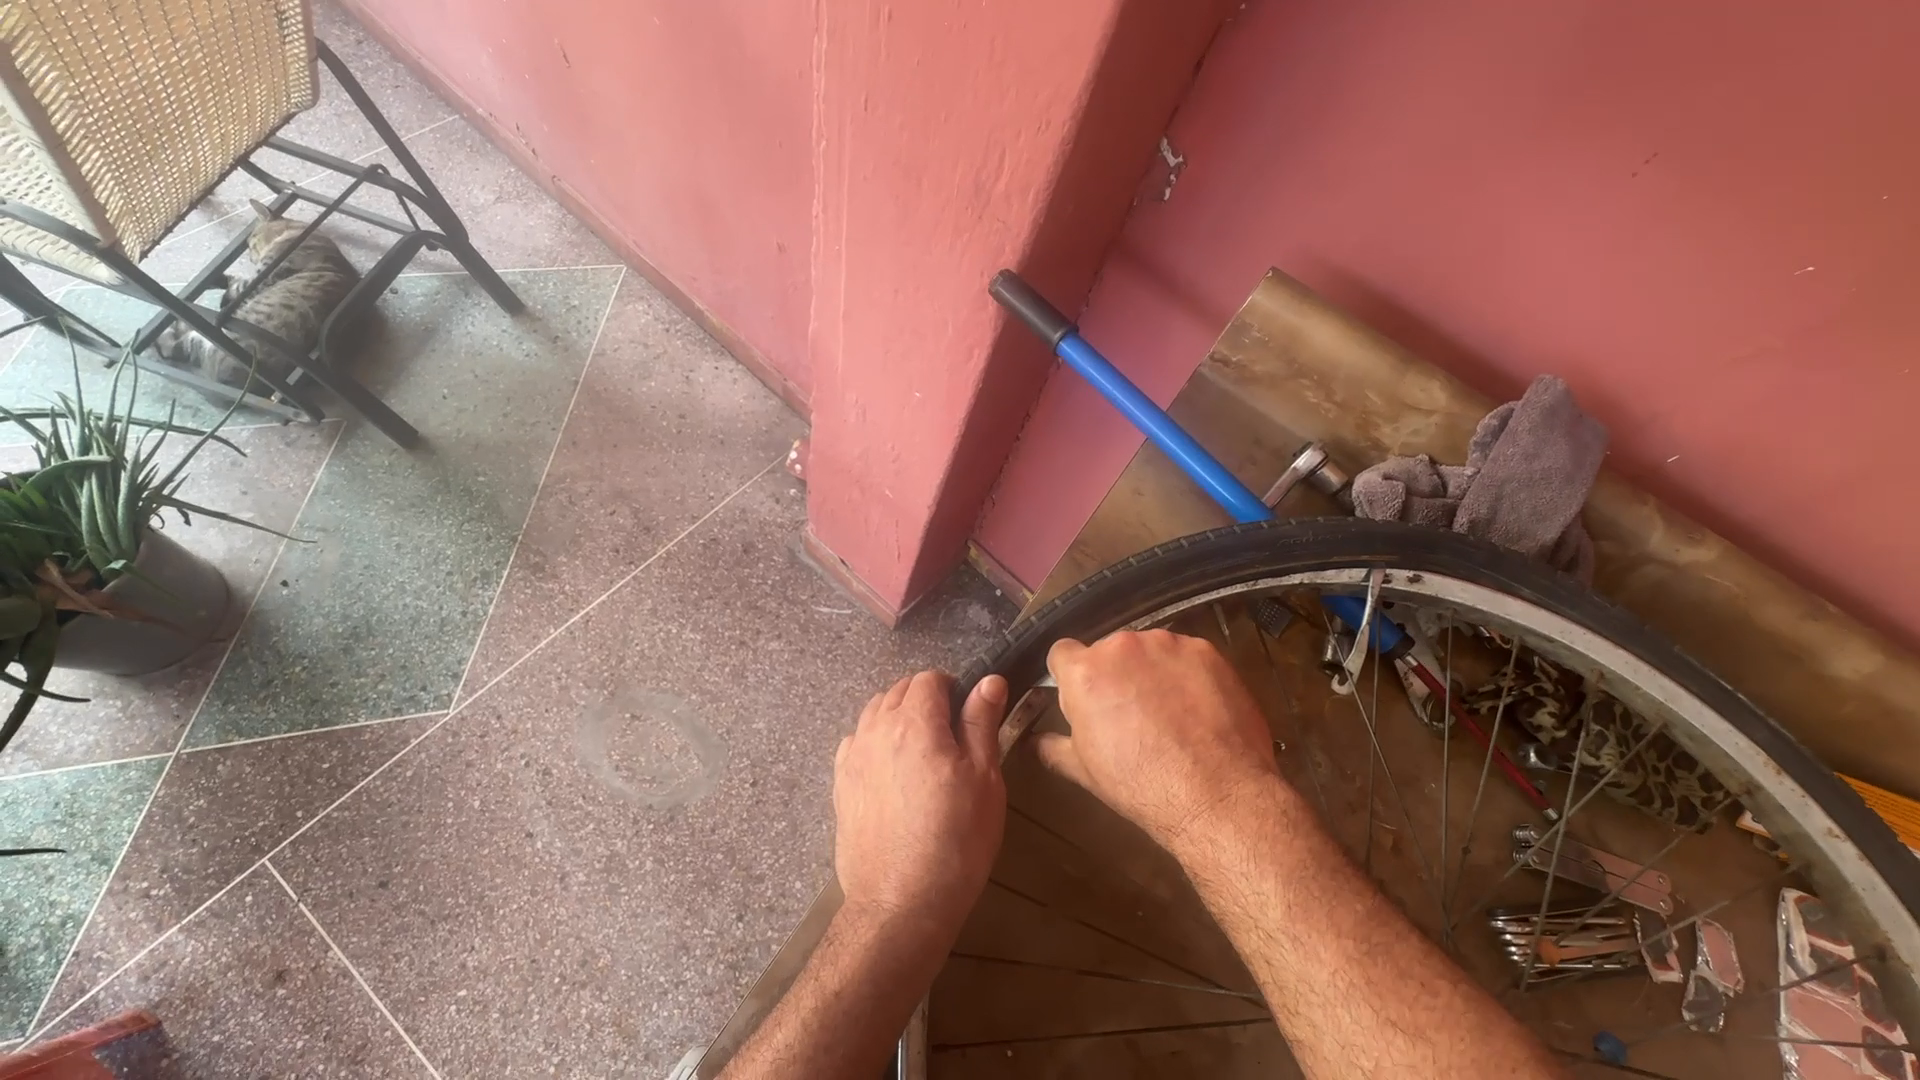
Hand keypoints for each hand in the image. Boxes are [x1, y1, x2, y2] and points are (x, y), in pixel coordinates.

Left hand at [833, 671, 1007, 937]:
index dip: (953, 688)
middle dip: (926, 699)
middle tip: (953, 734)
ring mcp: (853, 757)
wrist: (901, 901)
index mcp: (914, 723)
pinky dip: (875, 740)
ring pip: (874, 712)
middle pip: (898, 690)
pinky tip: (892, 769)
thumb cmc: (956, 839)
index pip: (928, 679)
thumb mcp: (984, 779)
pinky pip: (856, 742)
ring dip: (898, 716)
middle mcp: (876, 729)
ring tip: (923, 751)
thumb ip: (981, 723)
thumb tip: (989, 681)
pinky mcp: (840, 784)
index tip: (969, 714)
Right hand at [1036, 630, 1279, 854]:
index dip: (1069, 675)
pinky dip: (1186, 674)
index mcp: (1084, 673)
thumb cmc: (1144, 786)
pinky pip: (1185, 655)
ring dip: (1150, 672)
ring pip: (1148, 651)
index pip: (1062, 653)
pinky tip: (1196, 709)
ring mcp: (1166, 644)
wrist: (1218, 795)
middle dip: (1114, 675)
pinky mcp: (1205, 651)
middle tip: (1128, 713)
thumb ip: (1054, 747)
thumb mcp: (1085, 772)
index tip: (1082, 696)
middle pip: (1108, 651)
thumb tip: (1037, 742)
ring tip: (1168, 714)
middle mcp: (1122, 647)